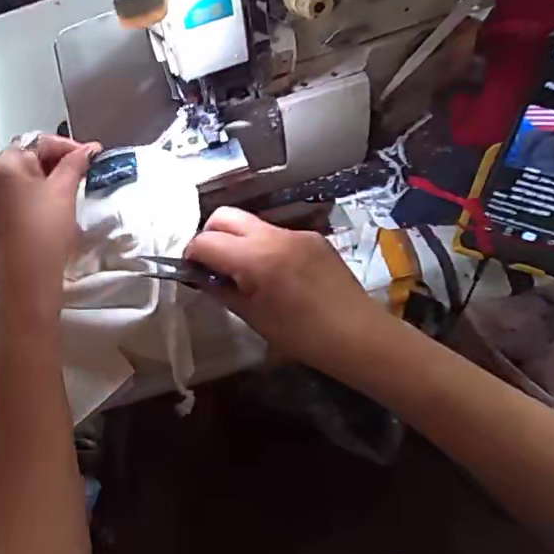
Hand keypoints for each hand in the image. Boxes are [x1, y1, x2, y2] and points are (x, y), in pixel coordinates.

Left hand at [0, 135, 98, 303]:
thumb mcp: (64, 190)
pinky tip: (55, 203)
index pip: (39, 141)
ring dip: (48, 177)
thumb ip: (75, 163)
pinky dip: (36, 193)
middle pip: (27, 156)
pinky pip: (17, 194)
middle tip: (83, 170)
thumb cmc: (45, 228)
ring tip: (73, 186)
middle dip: (57, 160)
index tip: (93, 155)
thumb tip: (88, 149)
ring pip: (23, 177)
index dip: (68, 146)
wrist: (27, 277)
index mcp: (4, 164)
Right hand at [185, 207, 391, 371]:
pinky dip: (262, 247)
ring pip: (251, 223)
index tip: (191, 271)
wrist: (362, 337)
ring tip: (243, 273)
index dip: (191, 255)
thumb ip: (222, 290)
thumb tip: (201, 277)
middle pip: (224, 217)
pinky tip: (274, 275)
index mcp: (257, 258)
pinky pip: (275, 234)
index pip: (206, 241)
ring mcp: (296, 234)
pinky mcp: (313, 238)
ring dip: (237, 241)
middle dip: (210, 235)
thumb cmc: (304, 337)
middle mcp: (275, 236)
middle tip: (212, 265)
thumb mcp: (253, 317)